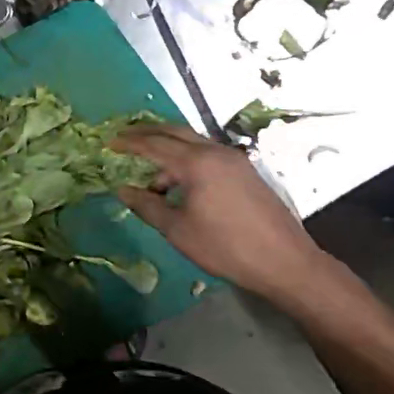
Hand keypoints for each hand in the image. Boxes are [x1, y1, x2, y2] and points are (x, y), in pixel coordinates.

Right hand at [112, 124, 334, 304]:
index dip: (129, 143)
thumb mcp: (177, 229)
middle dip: (148, 133)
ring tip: (151, 177)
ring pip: (193, 144)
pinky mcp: (245, 173)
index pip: (154, 145)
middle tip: (125, 137)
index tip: (109, 142)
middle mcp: (216, 153)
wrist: (284, 261)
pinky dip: (187, 162)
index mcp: (197, 163)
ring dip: (168, 151)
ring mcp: (235, 161)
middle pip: (175, 132)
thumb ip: (147, 205)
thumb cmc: (224, 246)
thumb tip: (122, 190)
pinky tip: (180, 186)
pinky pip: (208, 156)